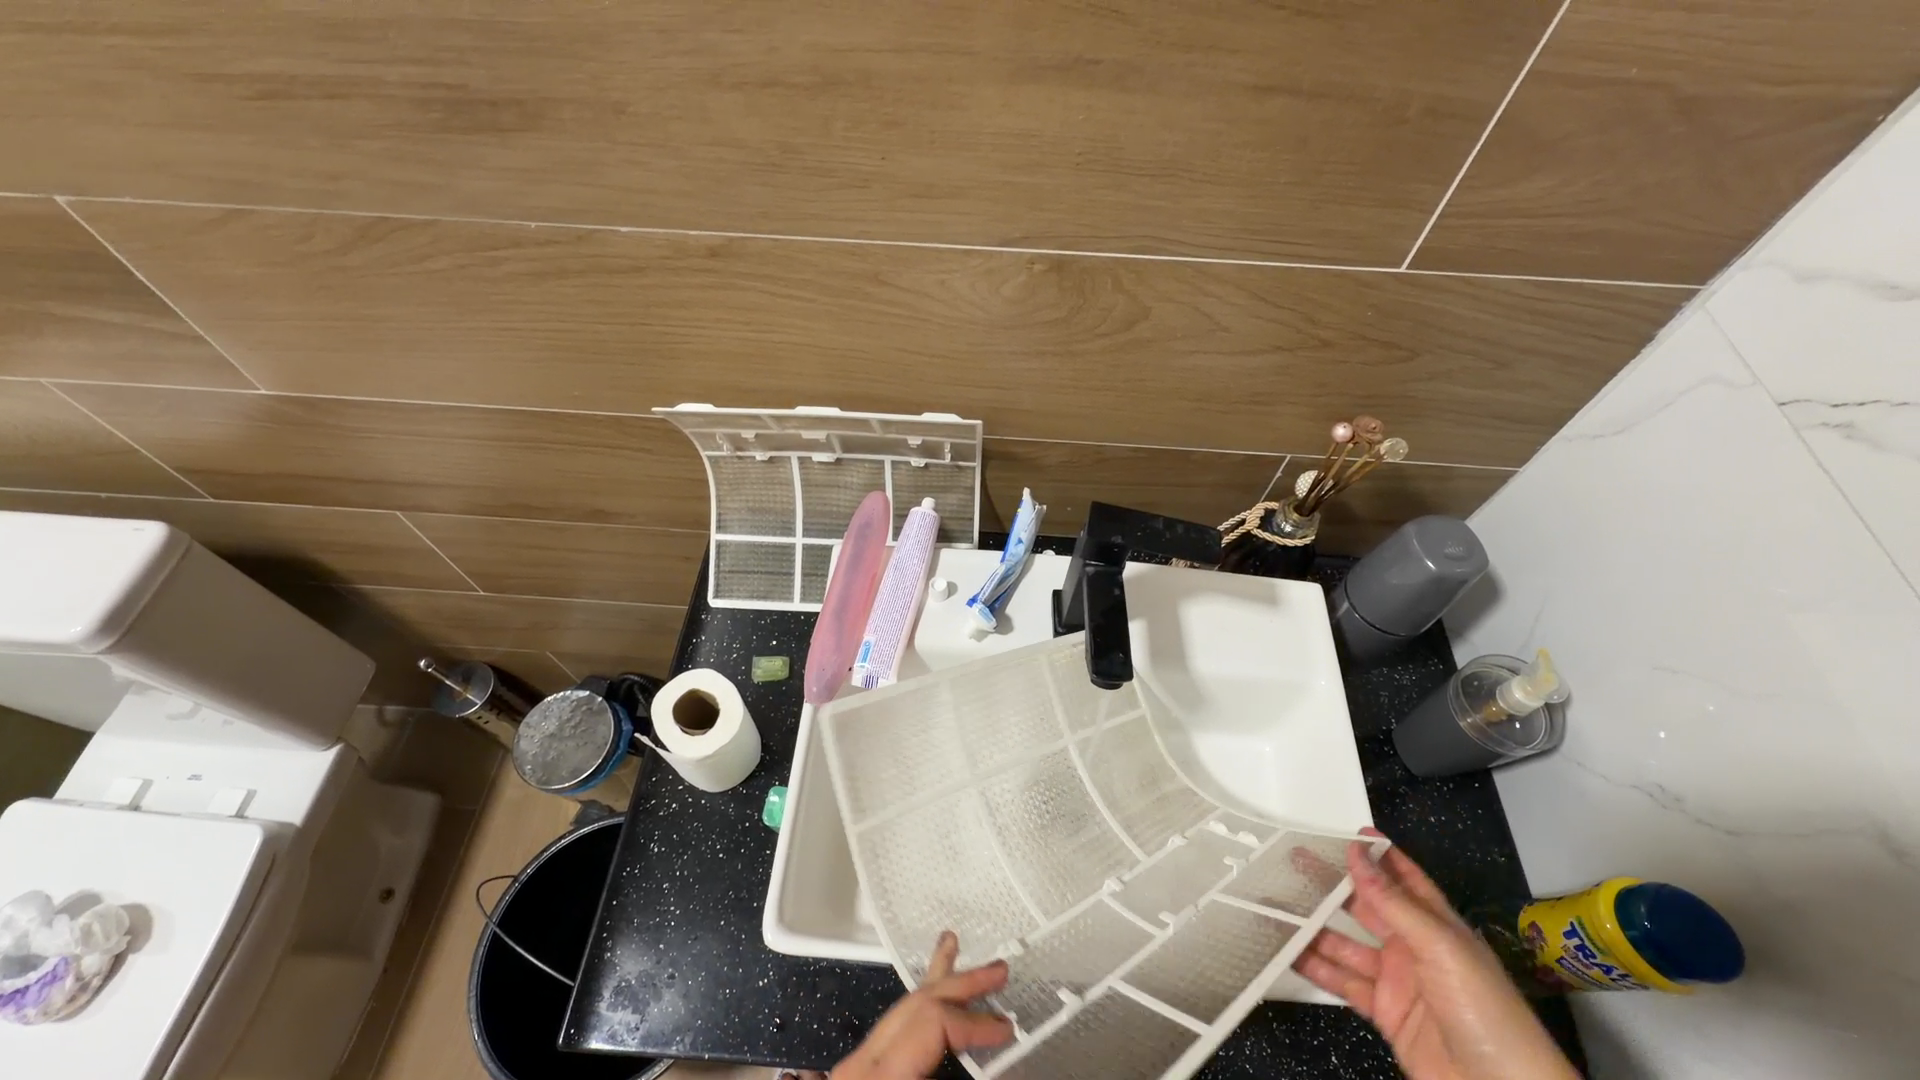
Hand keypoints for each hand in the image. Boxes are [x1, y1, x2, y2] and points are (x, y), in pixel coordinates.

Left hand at [832, 931, 1013, 1079]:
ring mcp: (854, 1065)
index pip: (934, 1021)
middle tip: (1000, 969)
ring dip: (934, 979)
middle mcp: (861, 1061)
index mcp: (879, 1072)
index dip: (976, 1021)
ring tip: (951, 943)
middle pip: (915, 1003)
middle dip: (960, 983)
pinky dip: (918, 1006)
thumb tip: (998, 1063)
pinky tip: (928, 995)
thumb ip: (956, 1072)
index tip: (1008, 1028)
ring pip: (899, 1008)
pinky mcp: (857, 1072)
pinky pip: (893, 1029)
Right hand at [1296, 830, 1579, 1079]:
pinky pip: (1344, 983)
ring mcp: (1398, 981)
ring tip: (1277, 905)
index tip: (1349, 832)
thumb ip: (1393, 903)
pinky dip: (1316, 967)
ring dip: (1315, 928)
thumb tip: (1356, 852)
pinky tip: (1288, 951)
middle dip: (1333, 886)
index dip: (1380, 856)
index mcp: (1437, 925)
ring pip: (1347, 945)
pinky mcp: (1384, 1013)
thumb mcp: (1440, 948)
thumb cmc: (1483, 1009)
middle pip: (1368, 908)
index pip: (1406, 880)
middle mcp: (1415, 947)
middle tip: (1294, 862)